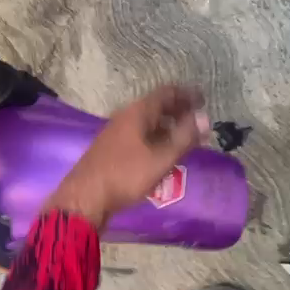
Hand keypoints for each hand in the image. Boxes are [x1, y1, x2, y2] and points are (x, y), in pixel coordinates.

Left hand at [43, 85, 210, 228]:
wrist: (85, 196)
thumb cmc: (125, 174)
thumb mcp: (160, 158)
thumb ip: (183, 138)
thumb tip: (204, 118)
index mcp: (138, 111)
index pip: (166, 93)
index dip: (186, 94)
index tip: (204, 99)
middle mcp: (127, 115)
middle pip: (157, 105)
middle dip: (178, 110)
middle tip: (198, 119)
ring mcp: (118, 131)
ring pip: (149, 121)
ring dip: (168, 125)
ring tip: (185, 136)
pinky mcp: (114, 147)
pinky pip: (141, 133)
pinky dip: (157, 136)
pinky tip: (163, 152)